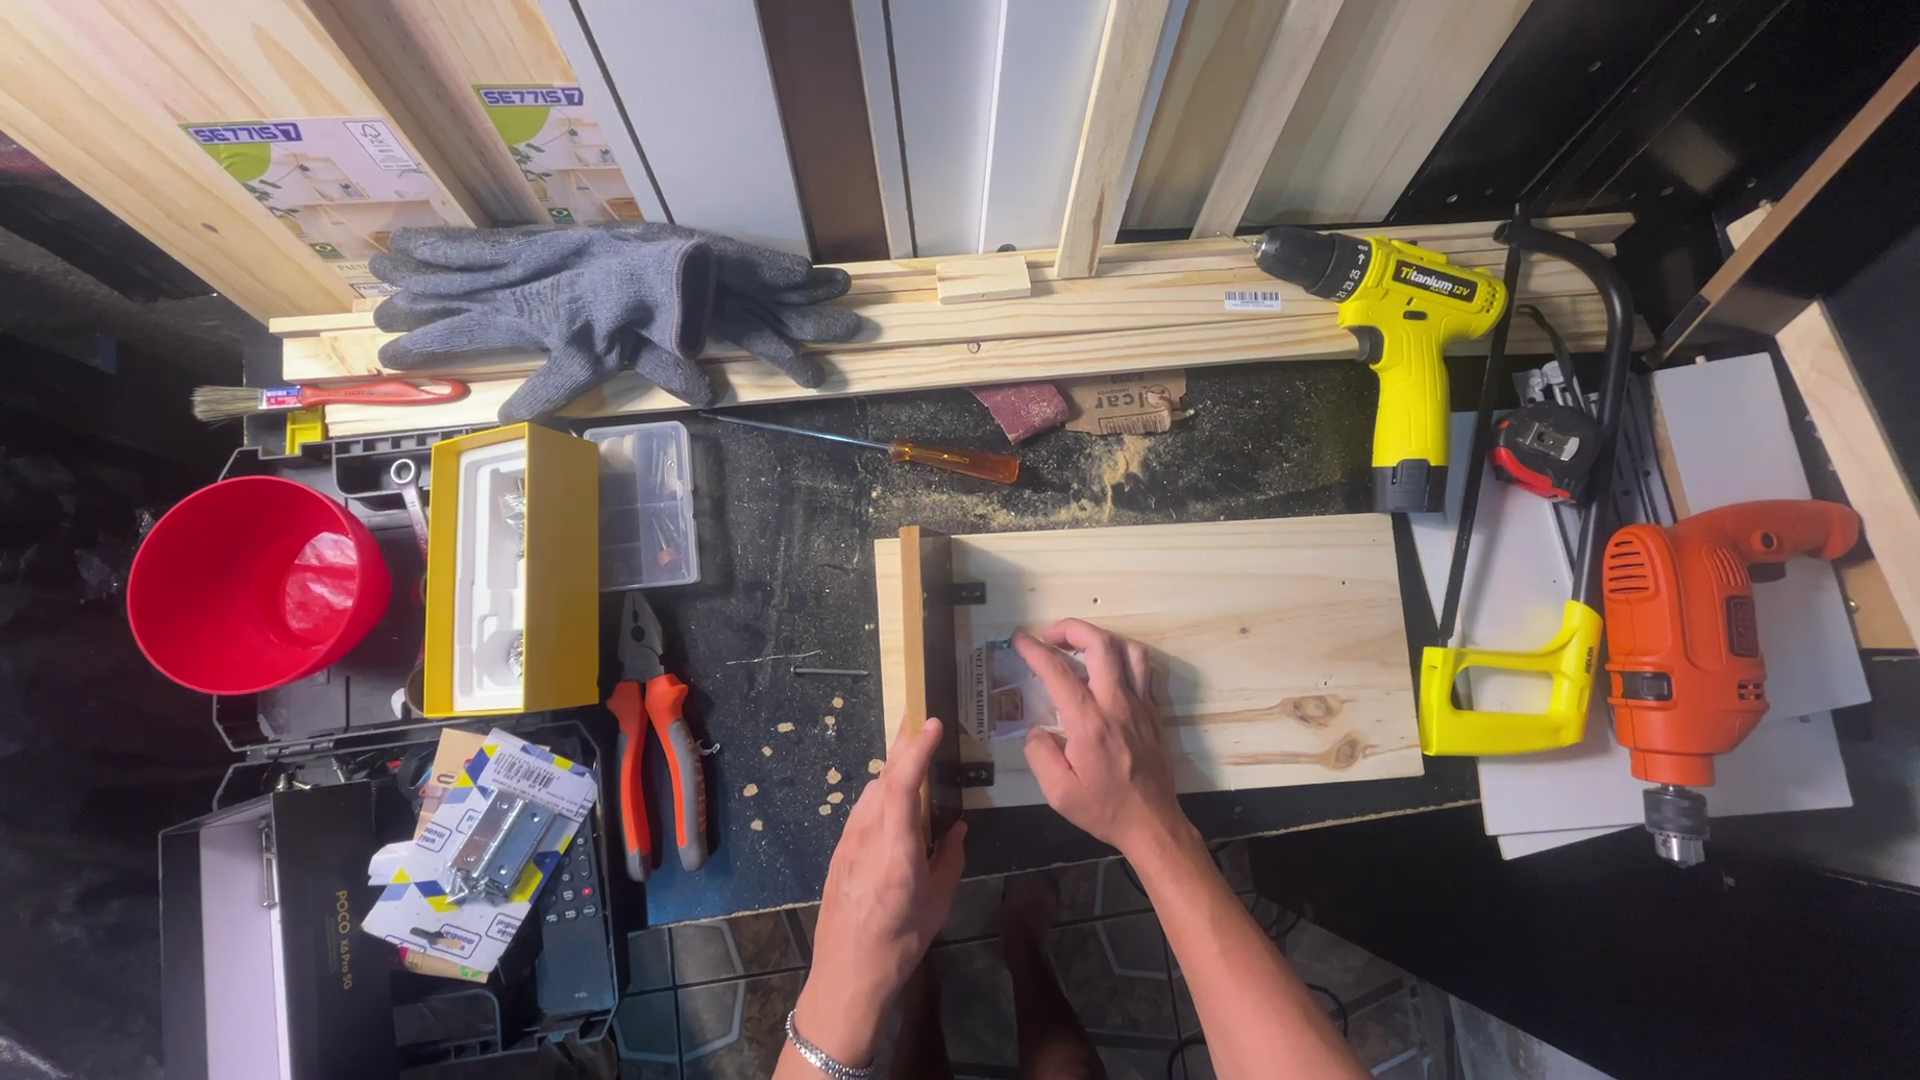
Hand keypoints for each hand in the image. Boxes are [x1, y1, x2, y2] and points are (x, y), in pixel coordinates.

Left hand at [793, 717, 966, 1065]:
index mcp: (896, 853)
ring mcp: (848, 842)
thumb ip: (950, 858)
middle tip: (921, 718)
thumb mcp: (937, 904)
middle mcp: (867, 838)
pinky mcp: (839, 849)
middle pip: (883, 778)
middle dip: (903, 744)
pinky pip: (862, 807)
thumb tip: (956, 826)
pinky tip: (892, 791)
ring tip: (911, 748)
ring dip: (892, 765)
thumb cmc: (899, 945)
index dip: (917, 751)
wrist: (845, 976)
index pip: (902, 787)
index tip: (931, 724)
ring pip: (870, 790)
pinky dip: (880, 789)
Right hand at [1015, 619, 1189, 859]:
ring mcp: (1141, 705)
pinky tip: (1114, 668)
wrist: (1152, 825)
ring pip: (1130, 650)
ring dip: (1102, 639)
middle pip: (1100, 644)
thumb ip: (1039, 754)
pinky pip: (1149, 670)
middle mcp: (1117, 704)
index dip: (1035, 650)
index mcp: (1089, 723)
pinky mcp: (1156, 712)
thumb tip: (1037, 730)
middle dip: (1070, 628)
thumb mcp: (1058, 793)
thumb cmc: (1103, 809)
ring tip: (1081, 647)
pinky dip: (1129, 659)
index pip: (1058, 672)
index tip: (1020, 640)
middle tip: (1049, 636)